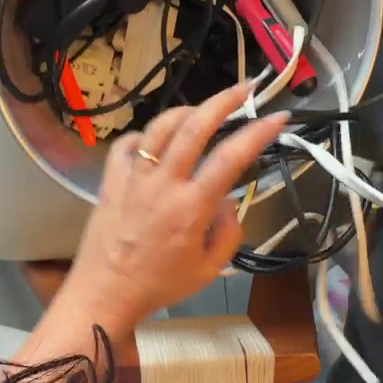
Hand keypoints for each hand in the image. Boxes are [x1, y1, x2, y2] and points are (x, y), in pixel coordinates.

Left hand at [53, 85, 290, 333]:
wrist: (105, 293)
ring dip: (185, 110)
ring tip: (202, 110)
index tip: (277, 118)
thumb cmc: (159, 286)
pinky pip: (126, 145)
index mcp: (191, 207)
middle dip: (223, 101)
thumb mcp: (209, 269)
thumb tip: (229, 201)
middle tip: (244, 90)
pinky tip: (154, 142)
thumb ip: (228, 233)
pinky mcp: (110, 180)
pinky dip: (143, 136)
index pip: (230, 158)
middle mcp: (162, 184)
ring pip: (159, 127)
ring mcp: (133, 178)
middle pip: (194, 126)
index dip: (258, 133)